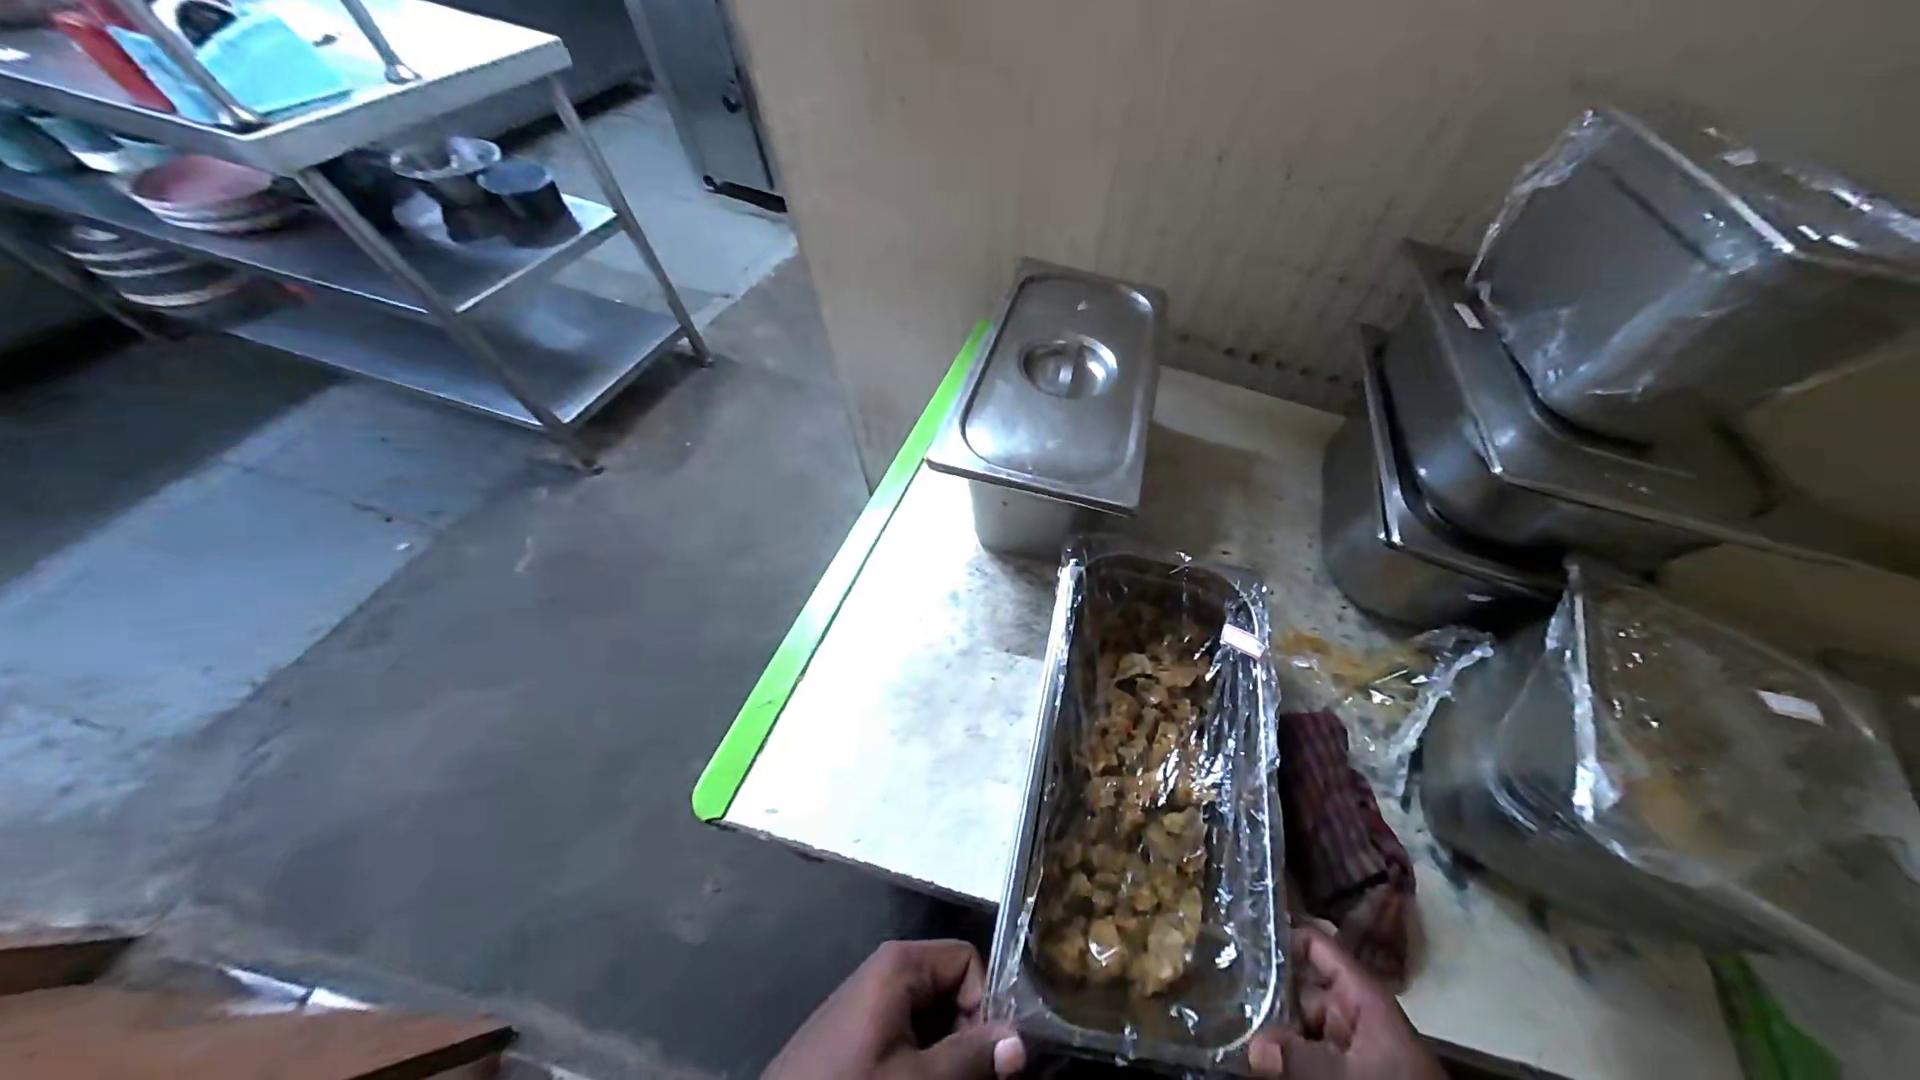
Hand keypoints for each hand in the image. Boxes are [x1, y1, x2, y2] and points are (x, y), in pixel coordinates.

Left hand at [763, 939, 1026, 1079]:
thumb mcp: (917, 1079)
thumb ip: (971, 1056)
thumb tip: (1021, 1041)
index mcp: (900, 963)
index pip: (967, 959)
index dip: (983, 1003)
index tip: (984, 1054)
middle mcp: (888, 969)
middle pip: (952, 985)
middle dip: (967, 1032)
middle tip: (968, 1078)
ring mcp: (872, 999)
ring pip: (933, 1013)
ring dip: (947, 1050)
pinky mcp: (860, 1028)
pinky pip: (908, 1029)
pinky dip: (923, 1056)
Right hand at [1247, 926, 1443, 1079]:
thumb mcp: (1351, 1076)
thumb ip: (1302, 1059)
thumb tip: (1253, 1047)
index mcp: (1361, 993)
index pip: (1315, 944)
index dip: (1281, 933)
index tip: (1241, 930)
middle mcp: (1351, 1009)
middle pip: (1299, 984)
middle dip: (1264, 987)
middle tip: (1224, 982)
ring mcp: (1348, 1040)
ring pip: (1298, 1020)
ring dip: (1270, 1023)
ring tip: (1230, 1015)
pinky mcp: (1344, 1065)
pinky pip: (1306, 1048)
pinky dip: (1284, 1049)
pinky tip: (1254, 1052)